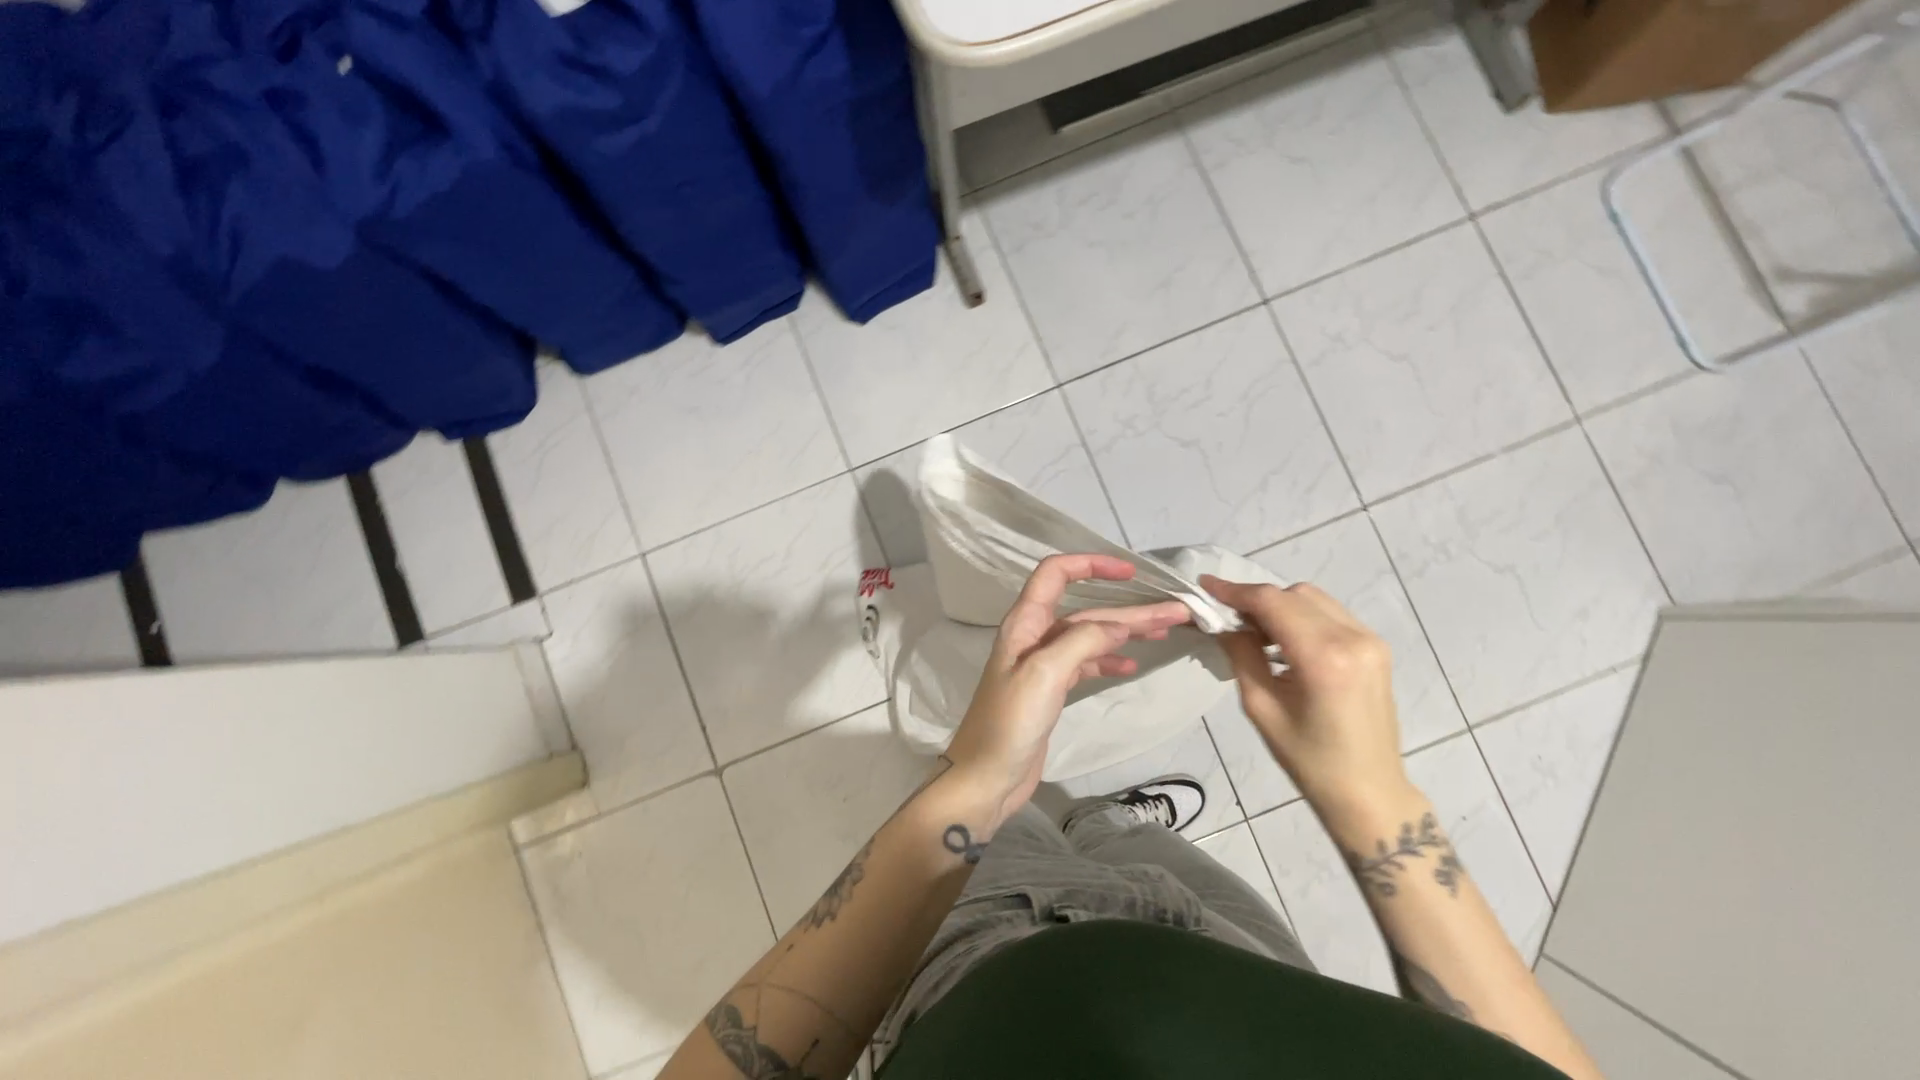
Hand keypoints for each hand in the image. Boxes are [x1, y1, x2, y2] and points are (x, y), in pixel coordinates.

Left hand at [944, 555, 1192, 828]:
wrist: (986, 777)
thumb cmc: (1008, 723)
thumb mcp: (1044, 674)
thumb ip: (1081, 642)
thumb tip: (1118, 625)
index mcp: (1025, 624)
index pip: (1055, 574)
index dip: (1090, 565)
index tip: (1130, 572)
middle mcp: (1034, 637)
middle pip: (1087, 611)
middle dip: (1130, 609)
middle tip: (1177, 613)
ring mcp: (1043, 665)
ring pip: (1091, 638)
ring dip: (1127, 633)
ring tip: (1167, 633)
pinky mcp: (1051, 691)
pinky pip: (1087, 664)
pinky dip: (1111, 660)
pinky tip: (1133, 664)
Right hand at [1200, 576, 1411, 810]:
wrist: (1368, 790)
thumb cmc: (1309, 759)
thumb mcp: (1262, 708)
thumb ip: (1241, 655)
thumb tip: (1223, 623)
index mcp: (1324, 658)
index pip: (1273, 602)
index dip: (1235, 591)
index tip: (1205, 587)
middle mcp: (1353, 638)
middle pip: (1294, 594)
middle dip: (1257, 599)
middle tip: (1228, 619)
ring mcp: (1371, 641)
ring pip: (1314, 599)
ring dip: (1280, 606)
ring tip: (1254, 633)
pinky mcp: (1376, 647)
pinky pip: (1331, 614)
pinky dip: (1301, 617)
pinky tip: (1284, 643)